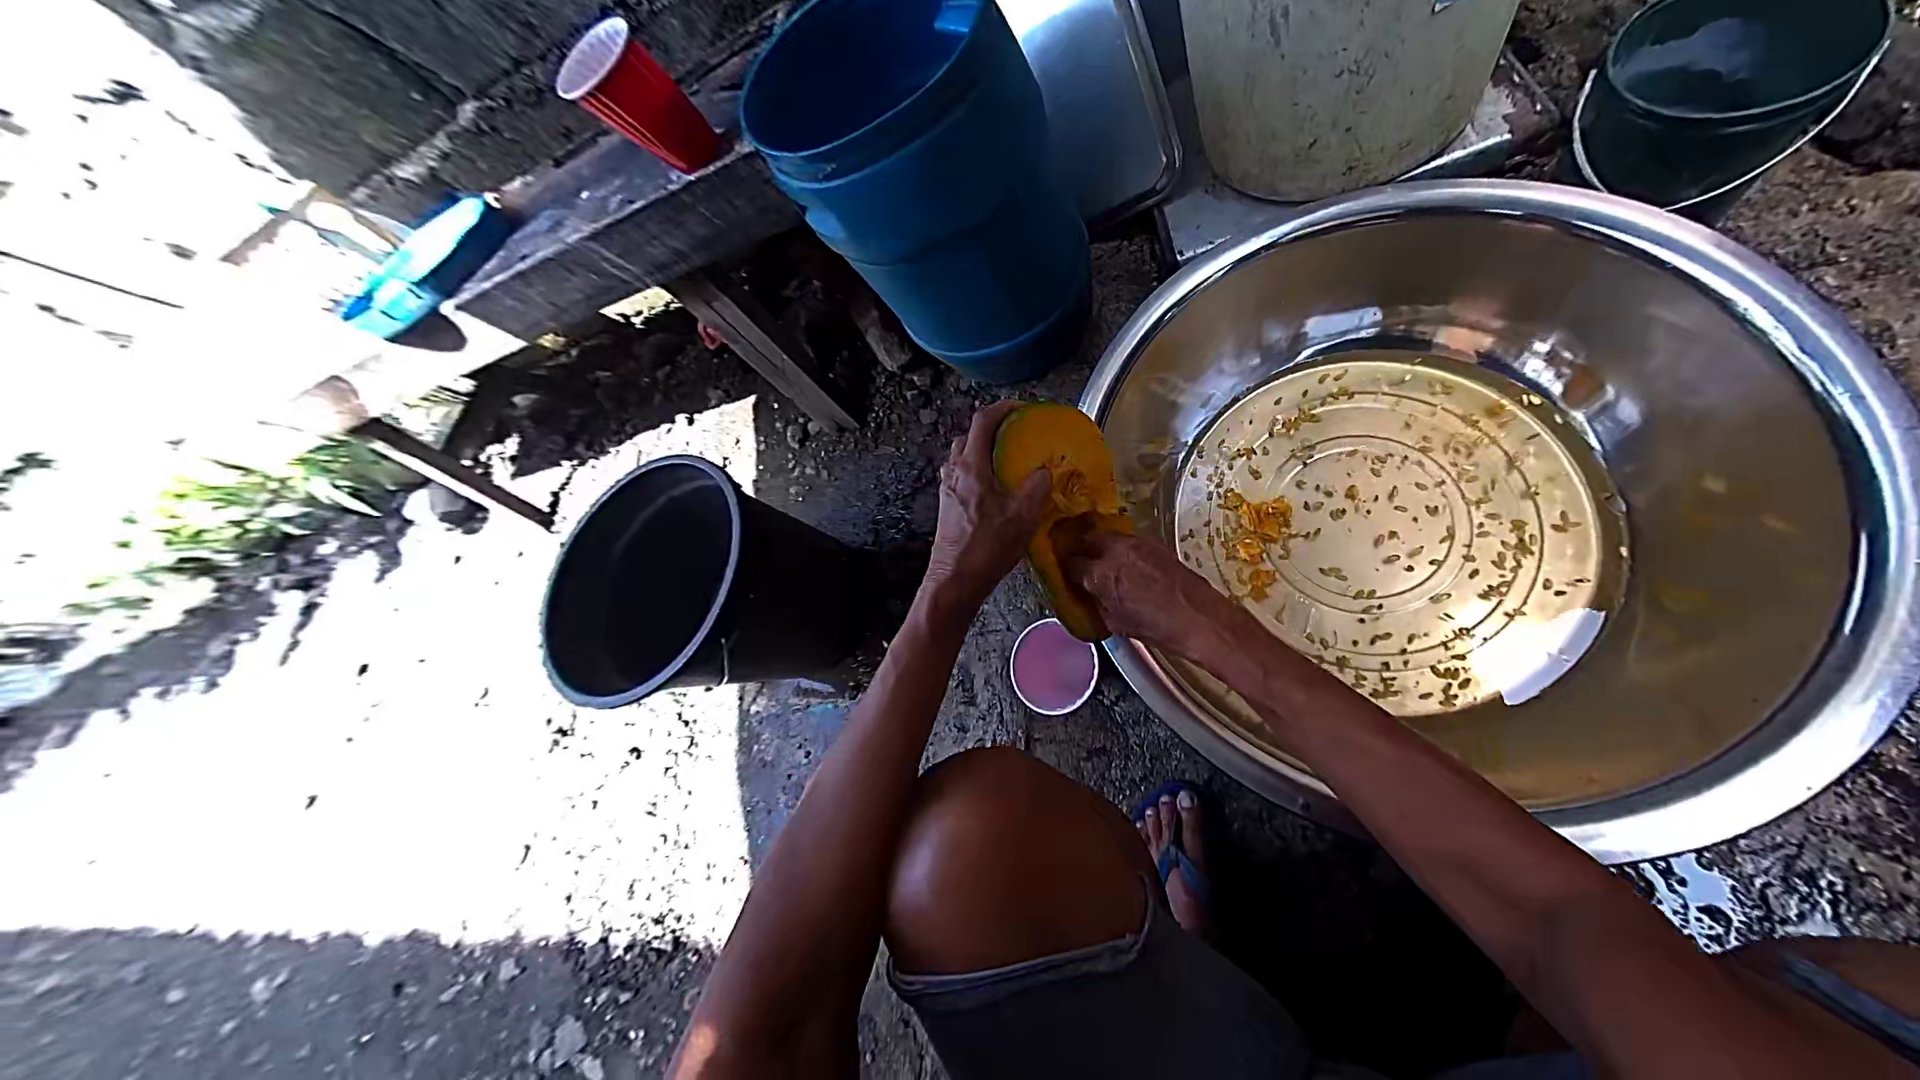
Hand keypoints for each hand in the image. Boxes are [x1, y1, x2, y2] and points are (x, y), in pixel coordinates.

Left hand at [923, 402, 1051, 612]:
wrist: (955, 580)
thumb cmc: (987, 547)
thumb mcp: (1023, 515)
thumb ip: (1037, 486)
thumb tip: (1043, 472)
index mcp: (971, 466)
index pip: (982, 422)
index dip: (1003, 409)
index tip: (1022, 409)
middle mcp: (954, 472)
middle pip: (969, 437)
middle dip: (993, 430)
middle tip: (1017, 435)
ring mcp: (948, 489)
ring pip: (964, 458)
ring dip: (985, 452)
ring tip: (1010, 461)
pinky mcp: (948, 506)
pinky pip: (963, 477)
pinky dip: (980, 472)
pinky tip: (998, 489)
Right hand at [1063, 531, 1246, 654]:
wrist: (1199, 618)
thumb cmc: (1157, 627)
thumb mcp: (1114, 622)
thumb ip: (1095, 602)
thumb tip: (1089, 594)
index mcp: (1099, 574)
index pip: (1071, 564)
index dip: (1067, 572)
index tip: (1068, 577)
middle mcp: (1114, 551)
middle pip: (1085, 541)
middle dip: (1080, 551)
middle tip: (1079, 564)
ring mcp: (1135, 543)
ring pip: (1106, 537)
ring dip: (1099, 547)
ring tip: (1100, 561)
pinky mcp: (1152, 543)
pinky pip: (1125, 541)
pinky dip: (1118, 548)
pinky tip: (1123, 563)